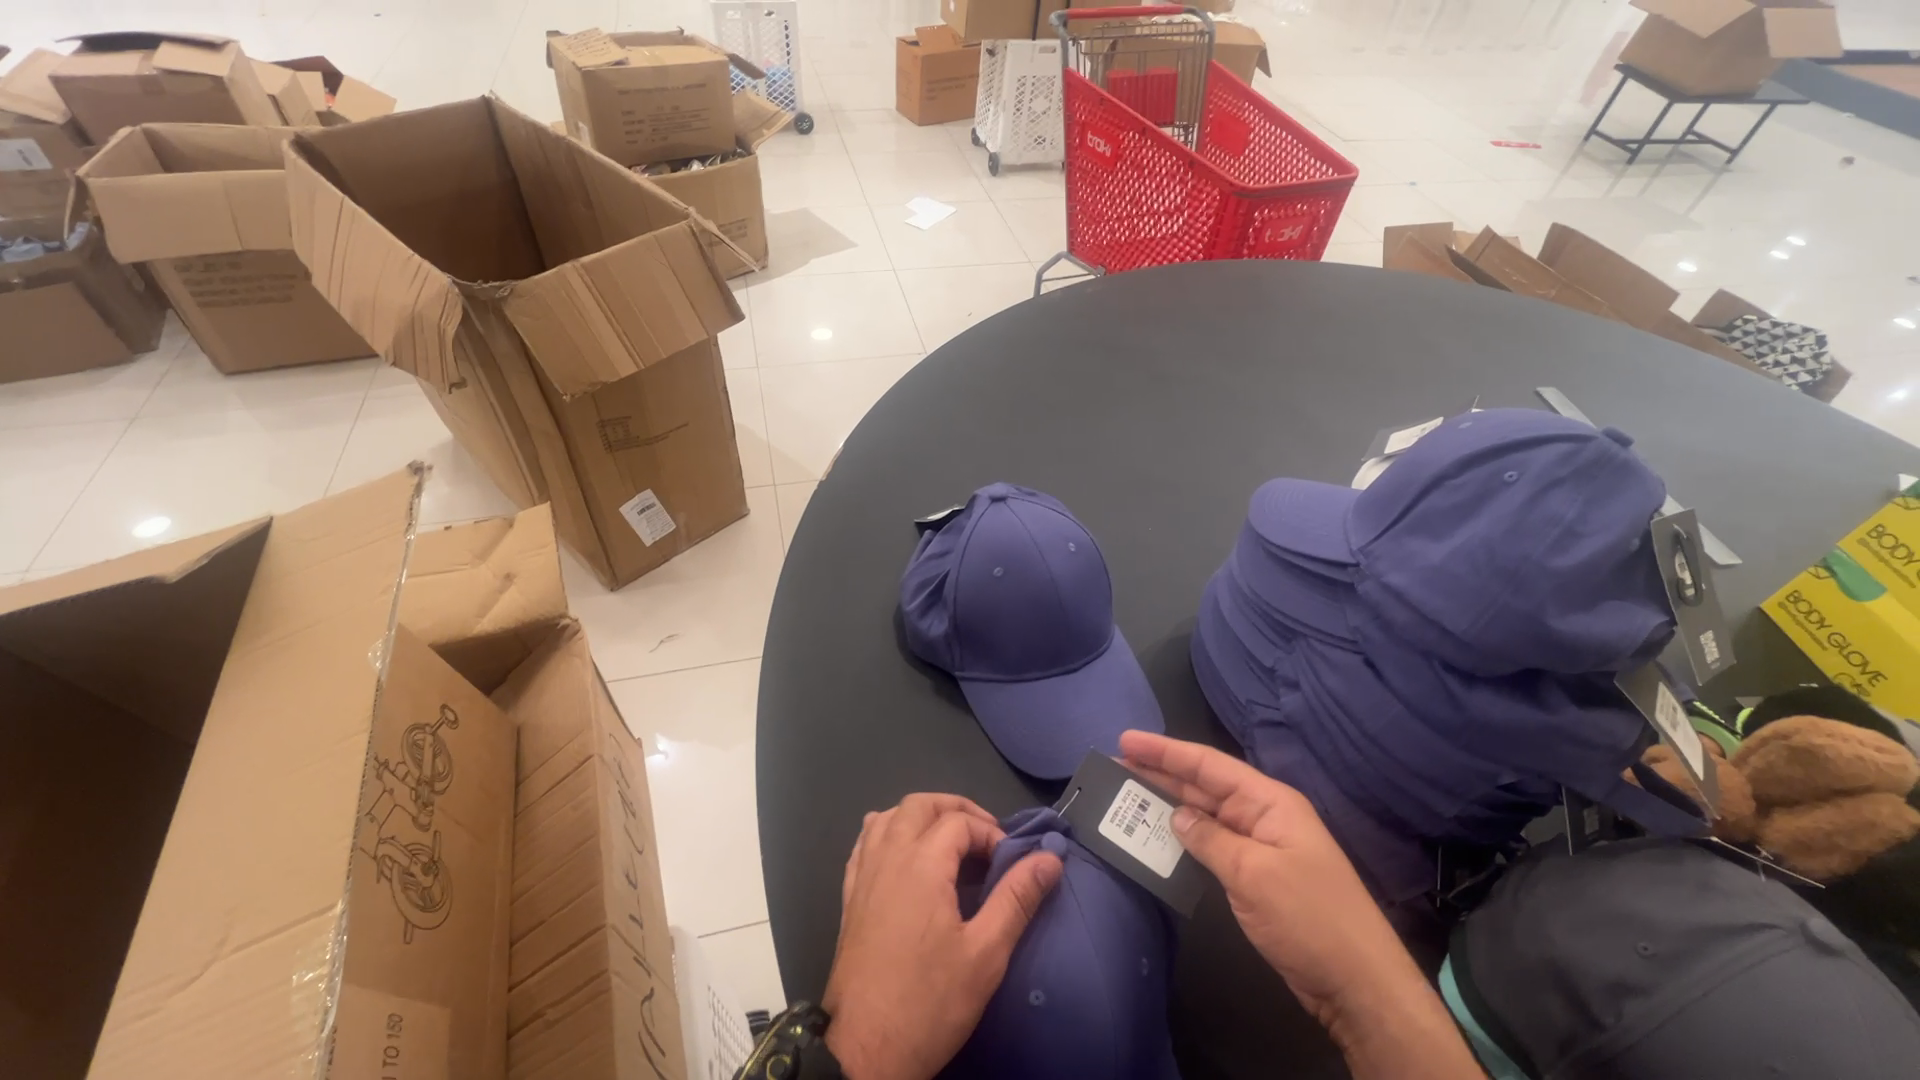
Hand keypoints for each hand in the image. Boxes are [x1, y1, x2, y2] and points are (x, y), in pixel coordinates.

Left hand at [822, 794, 1063, 1079]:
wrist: (863, 1051)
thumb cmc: (928, 1002)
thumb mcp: (985, 954)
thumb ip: (1016, 898)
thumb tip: (1049, 858)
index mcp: (920, 864)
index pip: (960, 821)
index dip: (991, 833)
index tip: (1011, 864)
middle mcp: (887, 858)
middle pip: (920, 805)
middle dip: (956, 810)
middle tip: (985, 838)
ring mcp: (863, 875)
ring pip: (888, 817)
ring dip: (921, 817)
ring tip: (949, 843)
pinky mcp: (849, 897)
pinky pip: (866, 842)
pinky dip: (890, 834)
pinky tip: (908, 860)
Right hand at [1117, 731, 1426, 1030]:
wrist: (1356, 983)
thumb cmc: (1309, 918)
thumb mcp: (1253, 874)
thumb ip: (1210, 839)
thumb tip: (1177, 815)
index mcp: (1269, 802)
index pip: (1209, 765)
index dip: (1165, 751)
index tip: (1125, 740)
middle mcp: (1263, 816)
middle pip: (1203, 786)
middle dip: (1160, 774)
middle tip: (1114, 766)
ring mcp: (1260, 847)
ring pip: (1204, 815)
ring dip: (1167, 805)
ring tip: (1125, 795)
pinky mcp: (1254, 876)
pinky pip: (1211, 845)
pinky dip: (1182, 839)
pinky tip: (1156, 838)